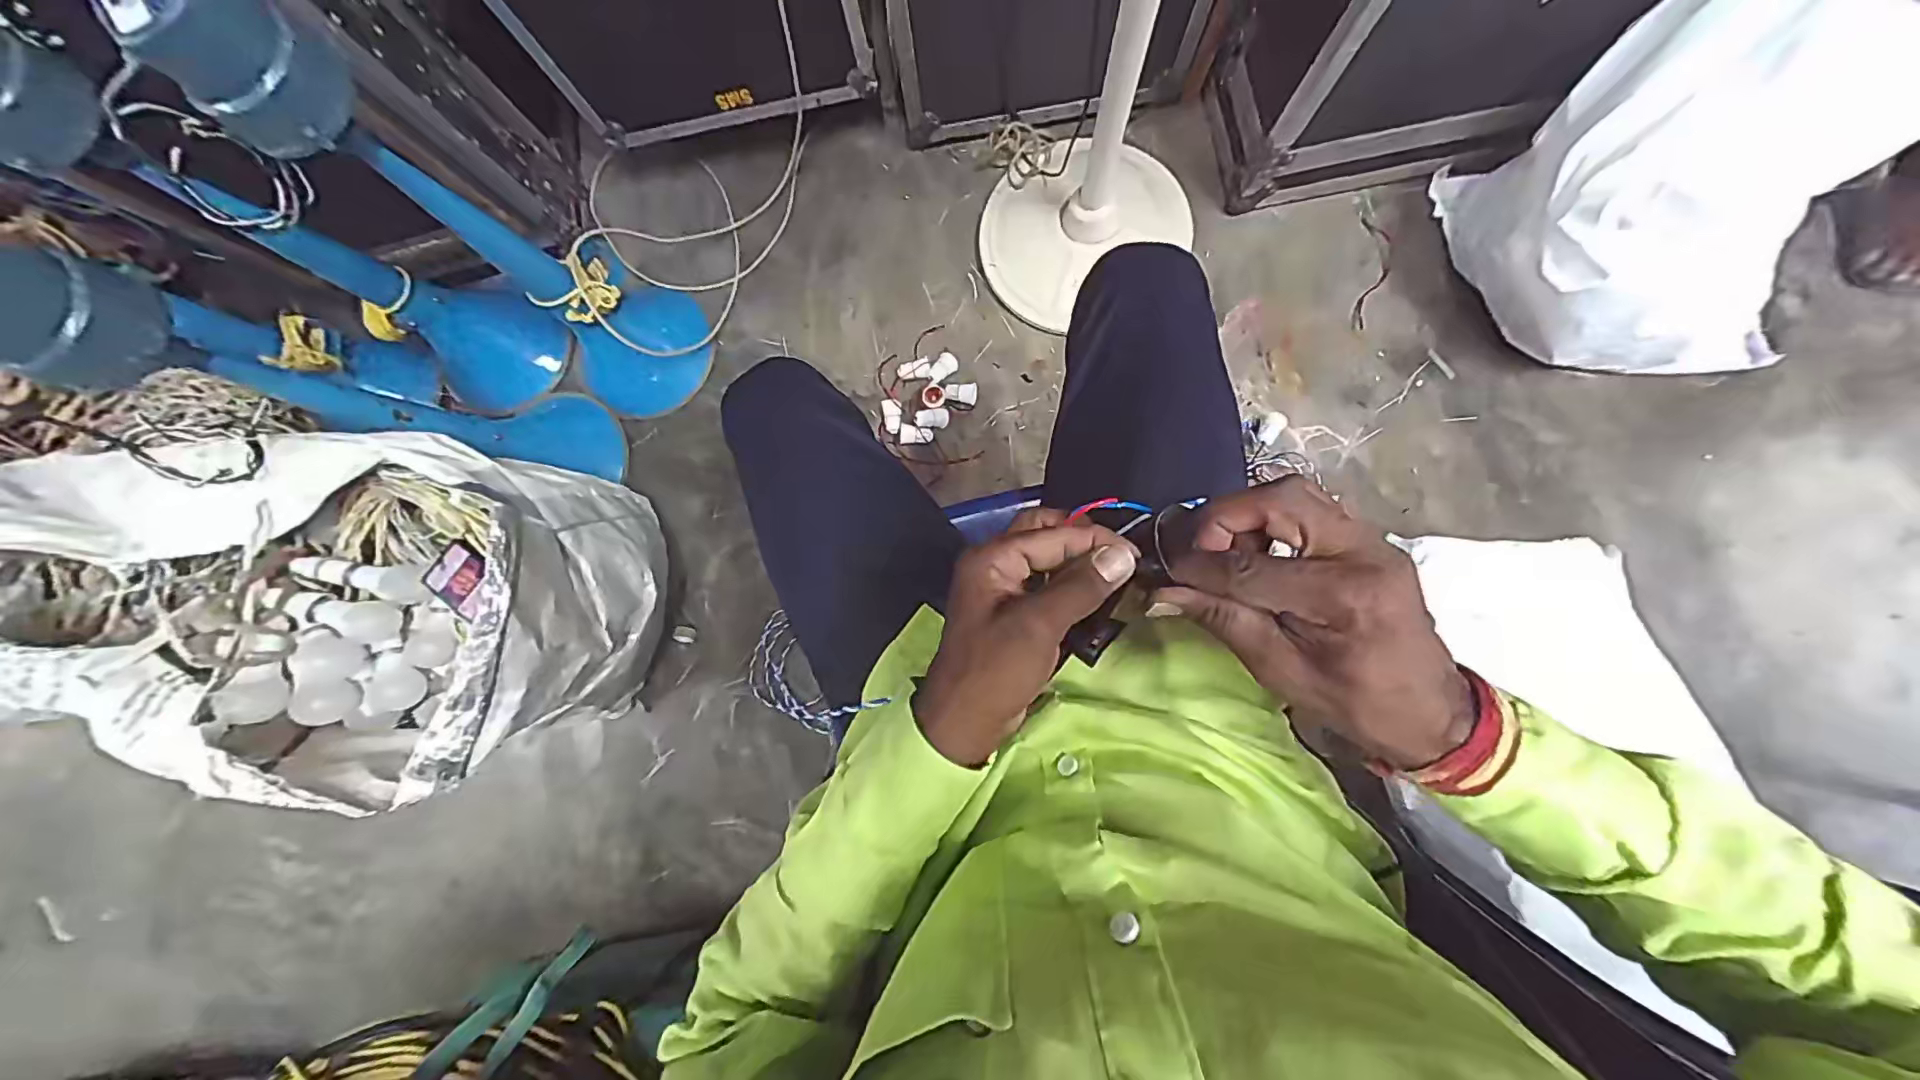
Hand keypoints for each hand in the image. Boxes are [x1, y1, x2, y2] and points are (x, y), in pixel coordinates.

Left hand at [915, 509, 1136, 765]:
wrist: (964, 721)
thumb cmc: (996, 671)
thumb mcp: (1039, 625)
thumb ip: (1080, 586)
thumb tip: (1122, 554)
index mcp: (992, 558)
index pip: (1051, 533)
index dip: (1094, 539)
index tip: (1135, 554)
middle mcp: (994, 564)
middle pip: (1044, 534)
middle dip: (1083, 540)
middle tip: (1121, 557)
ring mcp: (1001, 588)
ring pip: (1046, 559)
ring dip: (1078, 561)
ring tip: (1116, 573)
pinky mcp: (1012, 612)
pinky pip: (1045, 584)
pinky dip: (1070, 584)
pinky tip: (1096, 595)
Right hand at [1148, 476, 1472, 768]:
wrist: (1428, 711)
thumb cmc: (1354, 703)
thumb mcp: (1279, 669)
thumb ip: (1222, 618)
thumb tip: (1163, 592)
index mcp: (1343, 597)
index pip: (1250, 566)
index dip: (1198, 567)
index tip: (1165, 573)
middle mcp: (1363, 552)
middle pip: (1280, 499)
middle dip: (1224, 519)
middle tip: (1197, 552)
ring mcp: (1371, 540)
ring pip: (1294, 493)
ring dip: (1246, 515)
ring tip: (1224, 553)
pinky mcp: (1367, 540)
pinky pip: (1308, 507)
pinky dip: (1269, 520)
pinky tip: (1256, 553)